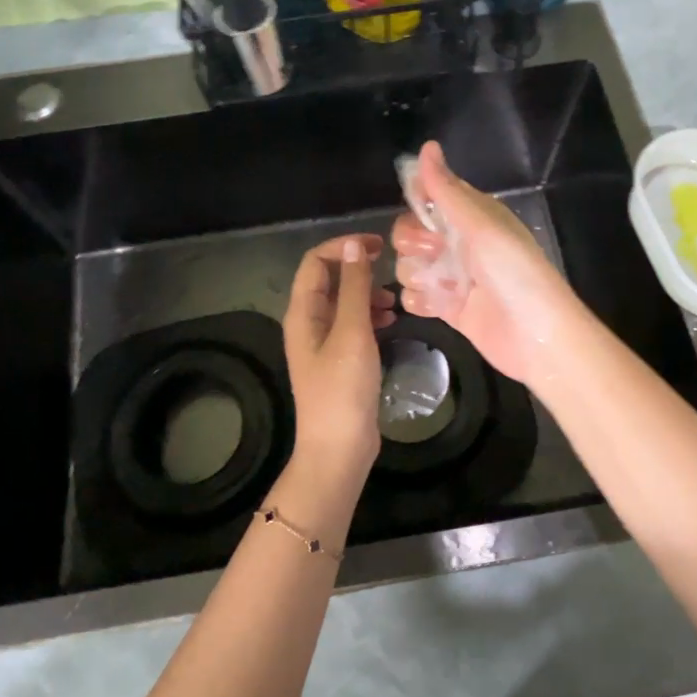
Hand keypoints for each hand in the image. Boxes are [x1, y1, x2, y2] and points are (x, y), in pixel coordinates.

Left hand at [281, 234, 395, 479]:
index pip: (315, 262)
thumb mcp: (353, 333)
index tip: (379, 247)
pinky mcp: (338, 362)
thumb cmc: (343, 390)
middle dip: (358, 270)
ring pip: (343, 303)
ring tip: (394, 302)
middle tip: (391, 270)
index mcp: (302, 313)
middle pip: (329, 280)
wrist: (338, 451)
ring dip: (367, 294)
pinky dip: (370, 317)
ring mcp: (322, 344)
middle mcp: (307, 323)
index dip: (344, 247)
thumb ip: (355, 288)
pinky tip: (391, 322)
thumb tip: (354, 246)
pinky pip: (352, 326)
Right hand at [391, 142, 590, 387]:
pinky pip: (415, 297)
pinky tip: (438, 306)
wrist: (538, 337)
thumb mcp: (482, 226)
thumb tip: (427, 145)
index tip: (424, 217)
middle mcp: (460, 243)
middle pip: (409, 232)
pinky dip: (420, 301)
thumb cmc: (516, 273)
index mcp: (472, 216)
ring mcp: (452, 277)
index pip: (429, 197)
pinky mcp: (448, 308)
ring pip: (408, 266)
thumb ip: (448, 191)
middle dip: (412, 243)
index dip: (418, 205)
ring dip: (416, 275)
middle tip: (434, 254)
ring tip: (444, 287)